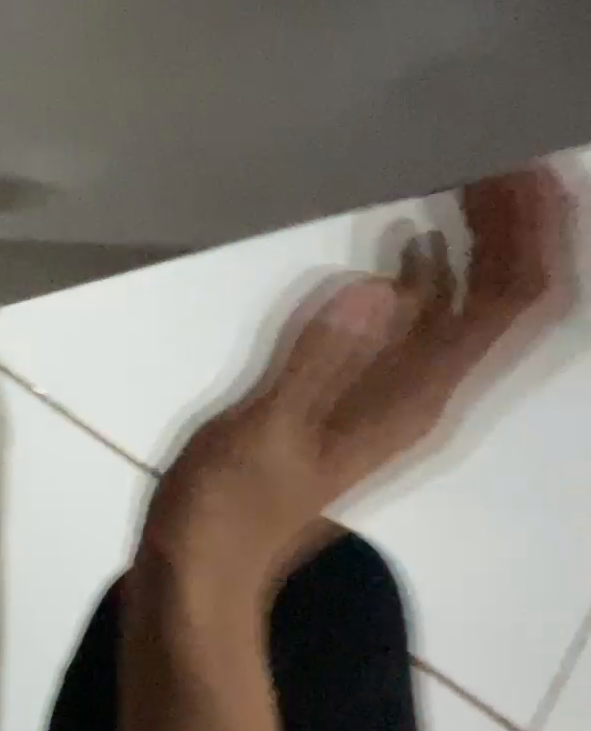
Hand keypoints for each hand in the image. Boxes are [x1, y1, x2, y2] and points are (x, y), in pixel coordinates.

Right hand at [141, 163, 576, 604]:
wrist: (202, 572)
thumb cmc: (225, 509)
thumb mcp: (261, 435)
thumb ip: (314, 364)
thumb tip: (380, 286)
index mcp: (409, 402)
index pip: (508, 306)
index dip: (529, 235)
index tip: (511, 167)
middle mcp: (419, 398)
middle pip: (505, 304)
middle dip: (517, 229)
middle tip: (488, 157)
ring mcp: (385, 403)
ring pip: (466, 315)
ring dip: (478, 249)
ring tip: (458, 187)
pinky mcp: (347, 404)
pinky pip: (416, 332)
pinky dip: (422, 283)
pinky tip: (395, 258)